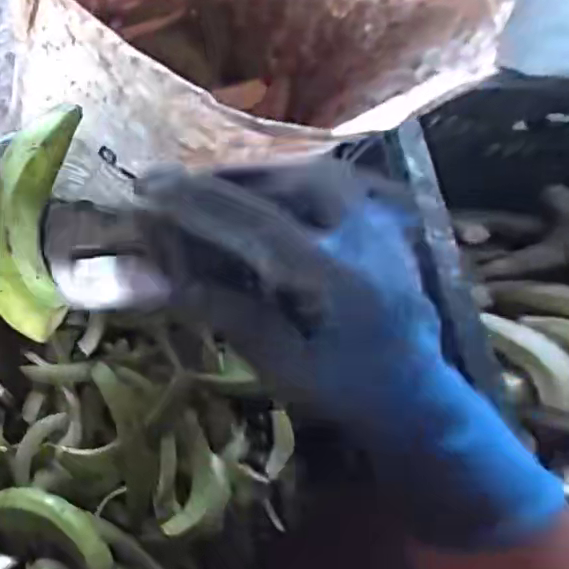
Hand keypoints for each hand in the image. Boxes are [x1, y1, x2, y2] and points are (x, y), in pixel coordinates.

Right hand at [139, 160, 563, 549]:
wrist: (419, 396)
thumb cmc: (343, 389)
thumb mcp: (279, 361)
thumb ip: (222, 310)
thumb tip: (153, 279)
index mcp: (341, 279)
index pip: (256, 223)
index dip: (198, 202)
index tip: (149, 188)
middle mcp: (367, 237)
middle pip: (284, 181)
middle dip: (220, 178)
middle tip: (170, 181)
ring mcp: (381, 223)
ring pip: (307, 172)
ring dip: (248, 174)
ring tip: (202, 184)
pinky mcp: (382, 220)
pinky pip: (324, 181)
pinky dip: (277, 180)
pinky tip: (246, 190)